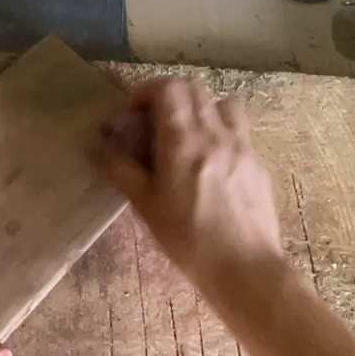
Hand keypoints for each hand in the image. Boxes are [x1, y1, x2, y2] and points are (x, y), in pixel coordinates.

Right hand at [99, 79, 285, 286]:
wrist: (245, 269)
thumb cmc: (187, 237)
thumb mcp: (144, 204)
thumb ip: (119, 168)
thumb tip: (97, 145)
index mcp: (183, 138)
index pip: (167, 87)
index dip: (144, 92)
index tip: (131, 115)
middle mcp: (215, 132)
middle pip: (193, 88)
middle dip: (168, 96)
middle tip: (152, 123)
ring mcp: (242, 145)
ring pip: (221, 103)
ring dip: (199, 108)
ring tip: (185, 135)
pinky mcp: (257, 163)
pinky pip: (238, 130)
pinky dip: (219, 131)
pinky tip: (209, 163)